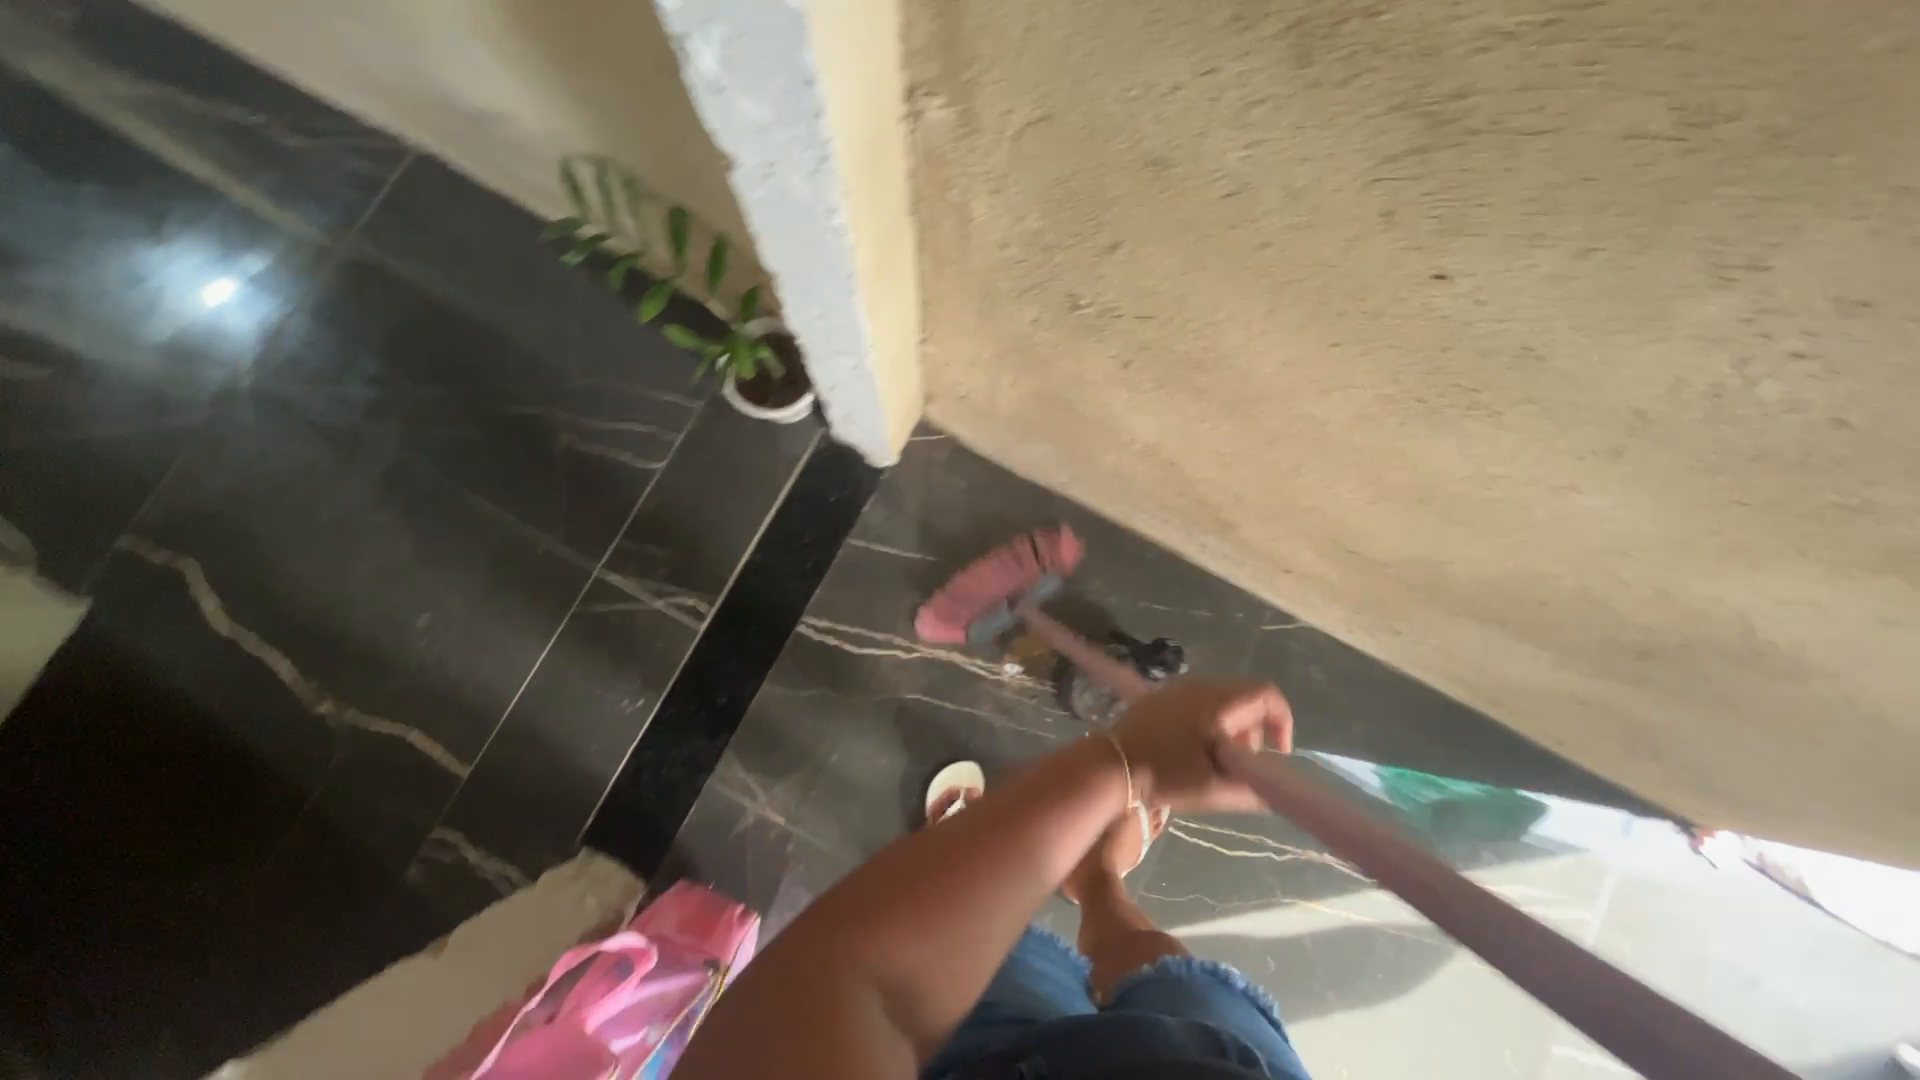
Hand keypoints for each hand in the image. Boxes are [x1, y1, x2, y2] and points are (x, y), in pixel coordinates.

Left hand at [1110, 679, 1292, 812]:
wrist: (1109, 766)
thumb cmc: (1166, 773)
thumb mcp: (1215, 789)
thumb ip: (1254, 789)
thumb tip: (1274, 790)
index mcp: (1218, 700)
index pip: (1268, 695)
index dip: (1282, 723)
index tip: (1274, 756)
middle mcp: (1198, 685)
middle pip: (1244, 699)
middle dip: (1253, 732)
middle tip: (1240, 765)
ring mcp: (1174, 689)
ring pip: (1219, 703)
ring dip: (1228, 731)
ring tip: (1214, 763)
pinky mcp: (1157, 699)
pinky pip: (1195, 705)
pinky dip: (1205, 726)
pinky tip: (1189, 754)